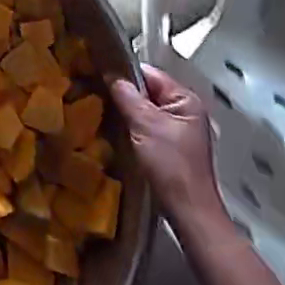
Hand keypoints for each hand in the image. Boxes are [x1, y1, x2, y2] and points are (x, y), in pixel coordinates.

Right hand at [109, 63, 224, 225]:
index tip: (99, 74)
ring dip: (127, 110)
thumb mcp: (145, 124)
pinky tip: (117, 130)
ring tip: (103, 110)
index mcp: (186, 100)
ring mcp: (178, 130)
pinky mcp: (170, 146)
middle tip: (97, 93)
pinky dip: (132, 126)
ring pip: (145, 109)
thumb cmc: (170, 165)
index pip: (149, 73)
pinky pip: (147, 125)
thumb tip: (111, 74)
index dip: (124, 73)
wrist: (188, 210)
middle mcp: (185, 111)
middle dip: (124, 92)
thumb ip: (127, 96)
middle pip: (147, 91)